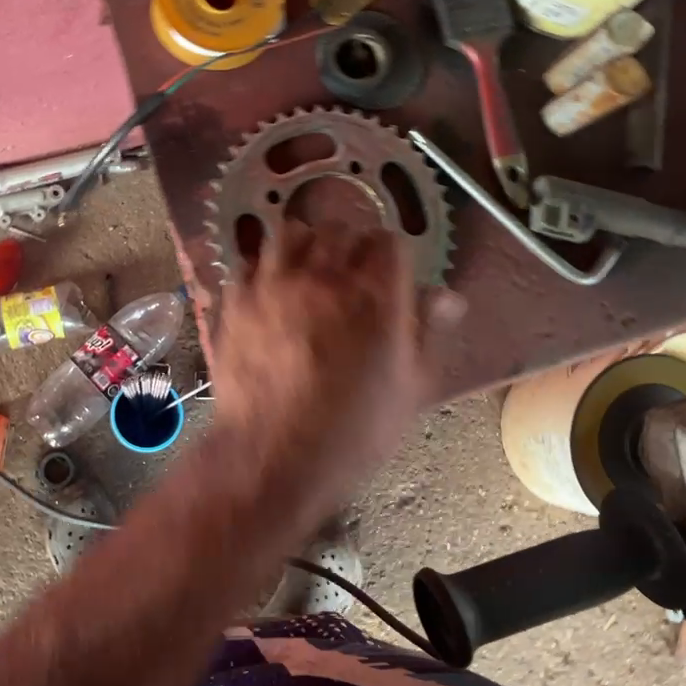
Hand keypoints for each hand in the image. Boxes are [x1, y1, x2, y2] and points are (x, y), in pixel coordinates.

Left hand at [212, 222, 455, 522]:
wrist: (272, 455)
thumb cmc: (351, 432)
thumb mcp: (408, 389)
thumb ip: (428, 334)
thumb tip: (448, 297)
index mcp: (375, 295)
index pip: (388, 242)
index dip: (390, 256)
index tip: (389, 275)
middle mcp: (324, 276)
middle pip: (339, 230)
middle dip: (349, 246)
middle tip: (351, 274)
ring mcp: (274, 284)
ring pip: (290, 233)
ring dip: (304, 244)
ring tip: (308, 269)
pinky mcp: (237, 300)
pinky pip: (249, 261)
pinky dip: (263, 267)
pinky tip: (270, 289)